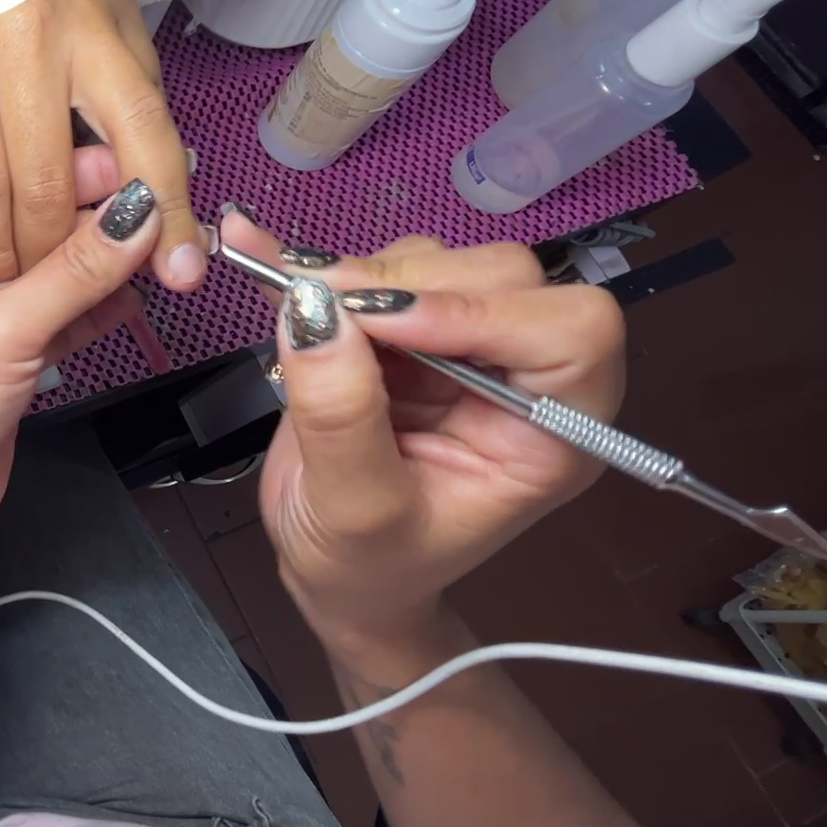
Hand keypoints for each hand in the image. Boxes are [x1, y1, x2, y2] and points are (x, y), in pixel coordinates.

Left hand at [0, 0, 205, 293]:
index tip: (1, 277)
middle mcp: (29, 45)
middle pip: (52, 181)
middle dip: (56, 249)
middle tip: (60, 284)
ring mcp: (87, 24)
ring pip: (136, 138)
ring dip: (160, 212)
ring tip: (179, 264)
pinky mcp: (126, 6)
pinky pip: (152, 93)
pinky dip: (159, 147)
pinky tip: (165, 187)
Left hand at [0, 179, 161, 553]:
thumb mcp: (5, 328)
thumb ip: (75, 271)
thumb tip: (138, 213)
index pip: (26, 186)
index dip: (88, 181)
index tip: (150, 178)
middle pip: (53, 228)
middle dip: (109, 227)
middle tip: (173, 223)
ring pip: (66, 274)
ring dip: (112, 270)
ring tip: (167, 260)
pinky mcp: (19, 350)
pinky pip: (69, 316)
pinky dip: (100, 310)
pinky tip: (134, 299)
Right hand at [218, 212, 627, 650]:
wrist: (332, 574)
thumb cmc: (364, 565)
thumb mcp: (355, 507)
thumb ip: (340, 415)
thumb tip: (311, 310)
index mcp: (547, 430)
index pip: (567, 331)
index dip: (479, 311)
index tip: (381, 325)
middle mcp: (509, 376)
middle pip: (496, 279)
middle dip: (402, 285)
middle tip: (316, 303)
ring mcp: (446, 351)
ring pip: (428, 265)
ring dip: (357, 275)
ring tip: (292, 303)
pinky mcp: (386, 341)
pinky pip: (365, 277)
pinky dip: (310, 268)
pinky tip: (259, 252)